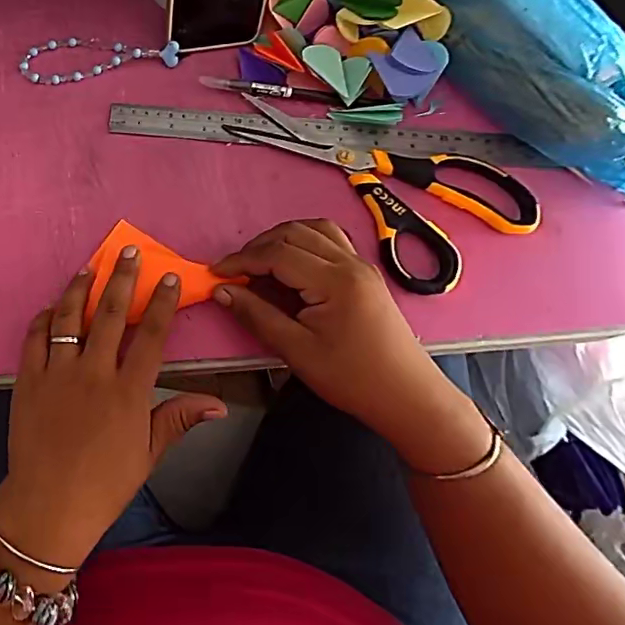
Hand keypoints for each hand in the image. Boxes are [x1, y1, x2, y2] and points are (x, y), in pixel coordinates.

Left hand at [0, 247, 225, 571]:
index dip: (162, 303)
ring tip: (89, 268)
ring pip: (69, 318)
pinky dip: (43, 318)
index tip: (167, 278)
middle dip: (122, 278)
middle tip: (127, 252)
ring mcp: (57, 374)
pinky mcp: (28, 380)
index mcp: (129, 392)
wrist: (48, 507)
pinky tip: (51, 307)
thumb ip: (178, 419)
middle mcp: (94, 374)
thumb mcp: (148, 455)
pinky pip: (34, 338)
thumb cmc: (105, 484)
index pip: (151, 335)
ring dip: (79, 288)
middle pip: (110, 314)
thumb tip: (219, 404)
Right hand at [211, 220, 492, 473]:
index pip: (278, 253)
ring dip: (282, 239)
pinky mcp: (365, 273)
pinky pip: (330, 240)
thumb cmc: (352, 378)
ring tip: (259, 263)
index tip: (216, 273)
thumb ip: (258, 315)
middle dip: (258, 246)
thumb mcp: (297, 351)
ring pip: (314, 229)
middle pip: (294, 233)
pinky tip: (292, 263)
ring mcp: (361, 265)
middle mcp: (349, 262)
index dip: (242, 260)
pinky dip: (304, 241)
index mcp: (334, 280)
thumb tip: (223, 291)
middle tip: (235, 271)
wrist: (407, 395)